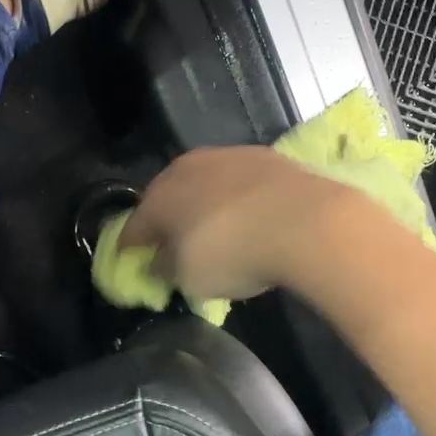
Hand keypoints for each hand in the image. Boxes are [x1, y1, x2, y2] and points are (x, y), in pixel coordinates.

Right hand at [119, 146, 362, 300]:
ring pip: (204, 186)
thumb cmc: (231, 254)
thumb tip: (159, 261)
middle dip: (168, 222)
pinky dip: (237, 202)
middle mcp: (187, 168)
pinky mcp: (266, 157)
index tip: (132, 263)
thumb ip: (166, 268)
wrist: (304, 221)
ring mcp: (228, 156)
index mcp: (159, 197)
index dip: (131, 249)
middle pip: (168, 198)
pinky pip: (239, 186)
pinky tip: (249, 221)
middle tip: (174, 247)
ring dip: (204, 207)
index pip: (134, 227)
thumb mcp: (189, 279)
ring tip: (215, 233)